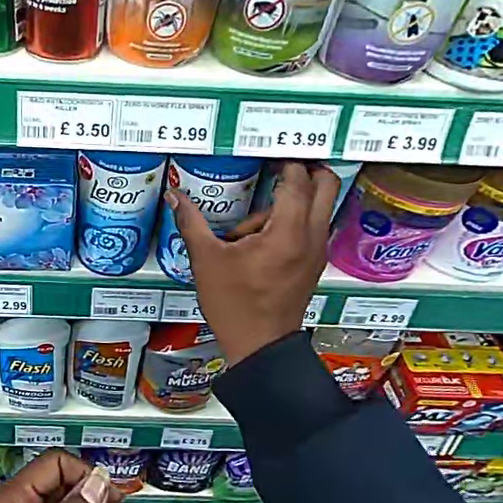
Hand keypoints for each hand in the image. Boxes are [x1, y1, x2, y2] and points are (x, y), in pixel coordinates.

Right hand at [167, 161, 339, 364]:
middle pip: (327, 185)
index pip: (297, 181)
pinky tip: (258, 240)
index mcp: (288, 232)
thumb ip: (192, 222)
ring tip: (249, 226)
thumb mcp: (206, 260)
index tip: (268, 155)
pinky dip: (295, 221)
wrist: (259, 348)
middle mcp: (311, 237)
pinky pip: (312, 228)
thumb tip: (174, 195)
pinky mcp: (313, 264)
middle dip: (307, 170)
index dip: (285, 163)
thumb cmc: (234, 305)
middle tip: (279, 167)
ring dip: (295, 201)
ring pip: (319, 208)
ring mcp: (317, 251)